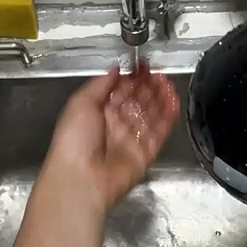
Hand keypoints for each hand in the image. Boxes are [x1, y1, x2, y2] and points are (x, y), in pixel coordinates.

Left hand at [38, 66, 179, 213]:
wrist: (80, 180)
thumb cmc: (73, 141)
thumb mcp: (81, 102)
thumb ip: (101, 84)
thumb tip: (114, 68)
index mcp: (97, 112)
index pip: (120, 90)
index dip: (132, 78)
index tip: (143, 66)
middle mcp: (115, 125)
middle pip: (137, 102)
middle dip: (148, 86)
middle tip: (159, 73)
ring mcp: (130, 140)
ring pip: (150, 116)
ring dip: (160, 99)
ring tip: (168, 84)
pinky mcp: (144, 155)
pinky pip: (159, 134)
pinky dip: (167, 118)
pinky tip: (173, 102)